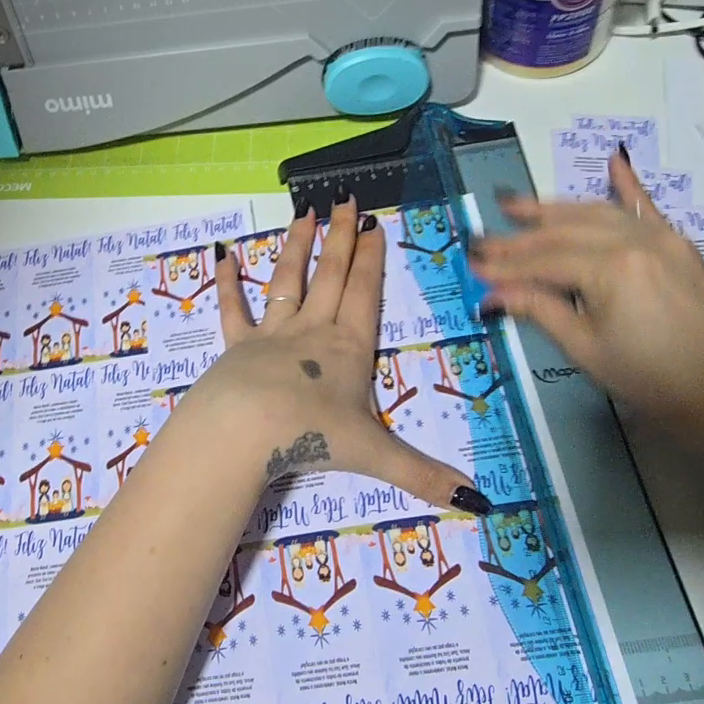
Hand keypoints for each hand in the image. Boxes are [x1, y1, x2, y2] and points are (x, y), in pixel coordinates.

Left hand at [193, 196, 488, 512]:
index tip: (374, 224)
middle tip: (345, 199)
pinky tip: (223, 256)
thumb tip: (480, 504)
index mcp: (348, 348)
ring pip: (287, 281)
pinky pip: (233, 308)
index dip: (371, 259)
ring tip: (302, 212)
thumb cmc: (312, 435)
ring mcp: (272, 335)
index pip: (364, 293)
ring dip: (296, 246)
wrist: (245, 429)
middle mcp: (312, 331)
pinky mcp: (236, 346)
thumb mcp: (376, 456)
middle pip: (330, 275)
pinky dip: (228, 282)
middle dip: (340, 237)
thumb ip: (425, 476)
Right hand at [468, 154, 703, 516]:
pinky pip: (647, 208)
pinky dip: (627, 185)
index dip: (505, 265)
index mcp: (611, 270)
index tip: (473, 263)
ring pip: (597, 214)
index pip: (544, 261)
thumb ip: (540, 310)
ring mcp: (662, 239)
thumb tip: (493, 293)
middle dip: (521, 236)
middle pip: (565, 232)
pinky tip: (613, 162)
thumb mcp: (587, 349)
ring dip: (555, 210)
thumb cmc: (650, 380)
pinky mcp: (679, 246)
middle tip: (484, 238)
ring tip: (517, 207)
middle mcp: (636, 242)